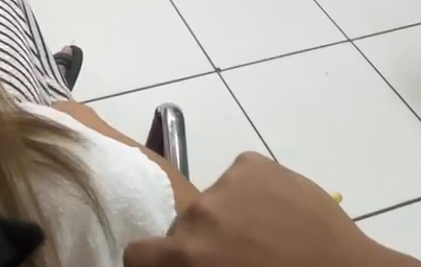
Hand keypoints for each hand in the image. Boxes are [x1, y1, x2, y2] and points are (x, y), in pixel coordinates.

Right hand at [124, 153, 420, 266]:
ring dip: (231, 217)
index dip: (153, 263)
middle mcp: (198, 214)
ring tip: (269, 238)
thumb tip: (189, 260)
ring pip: (216, 202)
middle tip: (239, 260)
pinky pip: (242, 178)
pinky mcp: (253, 163)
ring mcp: (226, 184)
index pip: (138, 253)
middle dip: (205, 242)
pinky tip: (283, 216)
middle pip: (185, 227)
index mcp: (187, 254)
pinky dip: (255, 194)